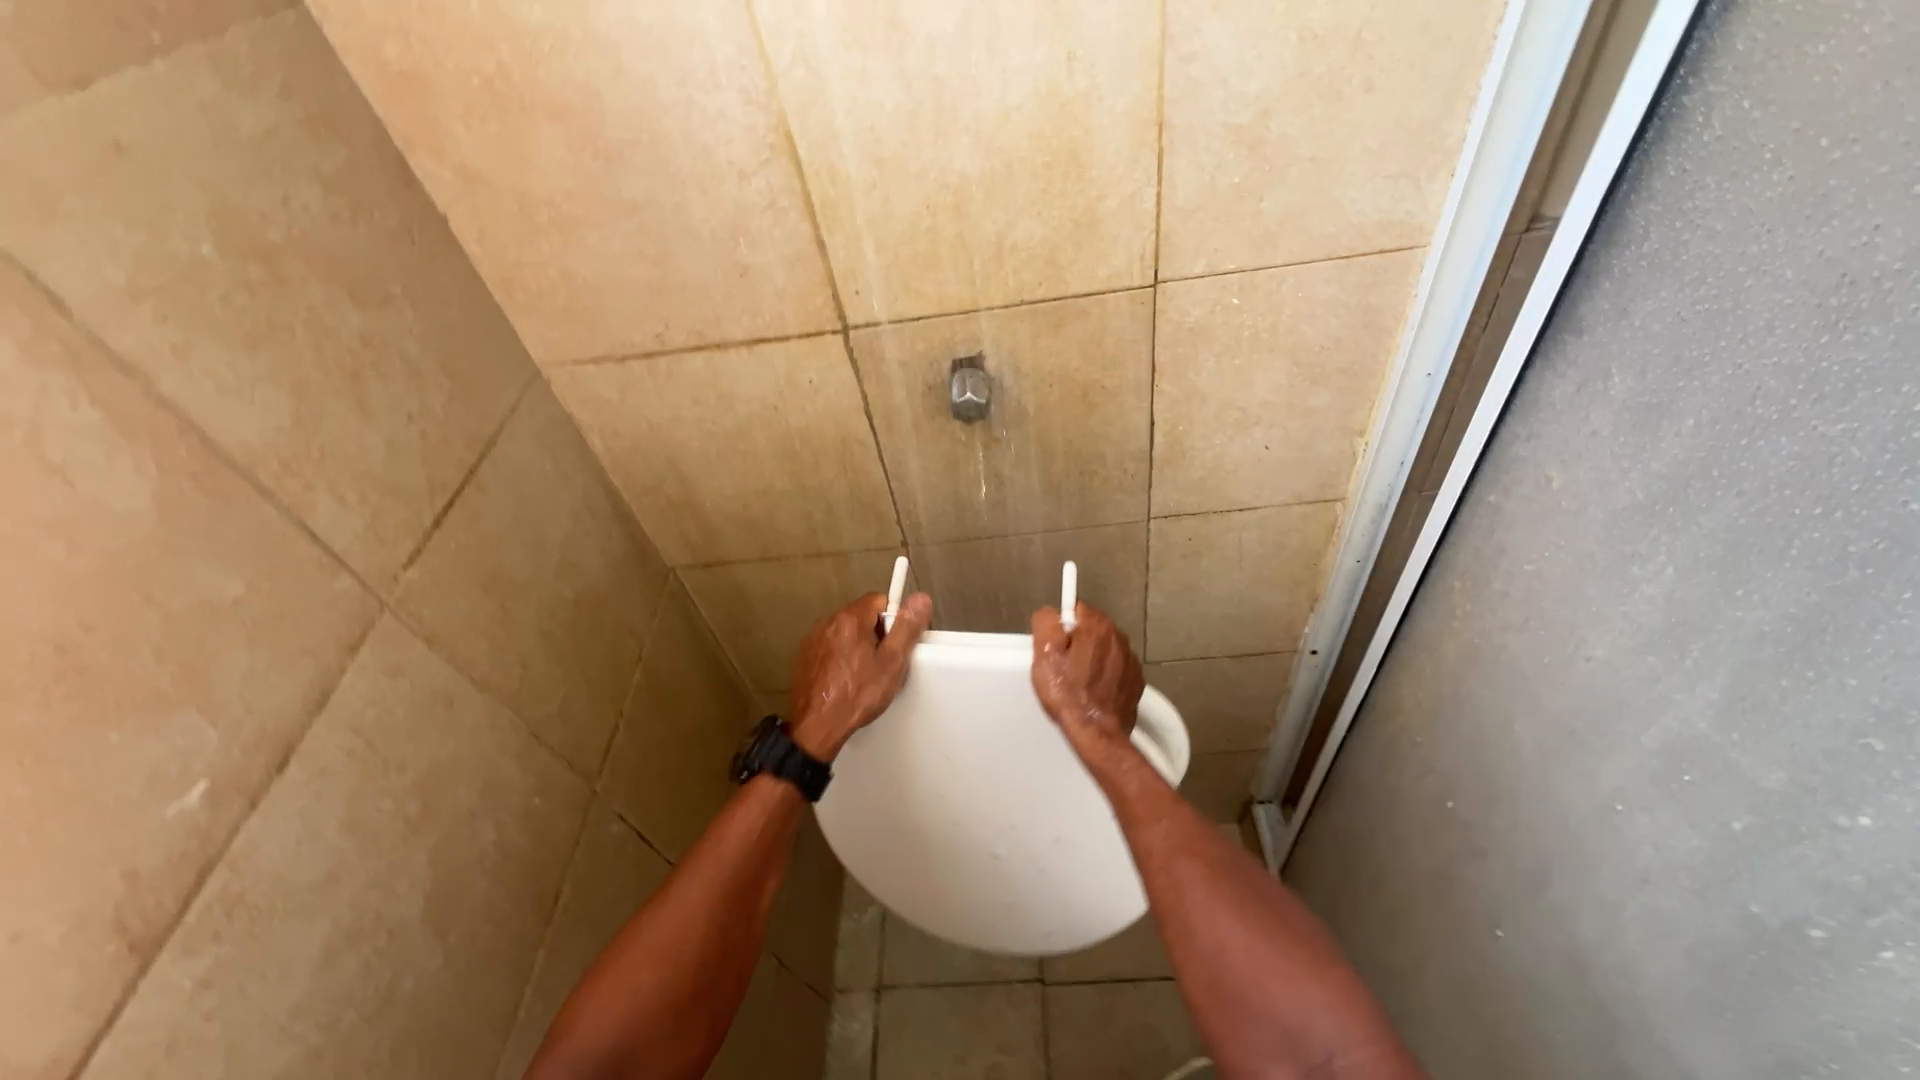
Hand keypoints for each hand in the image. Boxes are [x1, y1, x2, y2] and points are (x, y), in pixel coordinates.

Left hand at [787, 591, 932, 760]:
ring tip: (864, 674)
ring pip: (846, 632)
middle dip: (875, 633)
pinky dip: (840, 656)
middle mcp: (828, 622)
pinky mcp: (805, 655)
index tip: (894, 644)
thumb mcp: (892, 663)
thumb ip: (907, 628)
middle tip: (882, 663)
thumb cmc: (856, 696)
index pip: (879, 599)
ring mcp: (813, 639)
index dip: (893, 619)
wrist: (817, 726)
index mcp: (850, 619)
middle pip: (862, 615)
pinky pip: (830, 646)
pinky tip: (846, 679)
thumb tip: (921, 598)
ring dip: (857, 645)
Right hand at [1030, 603, 1144, 760]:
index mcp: (1097, 625)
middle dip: (1077, 642)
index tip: (1054, 646)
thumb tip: (1051, 613)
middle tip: (1062, 666)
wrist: (1096, 733)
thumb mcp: (1044, 655)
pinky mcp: (1136, 680)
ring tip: (1077, 682)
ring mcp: (1130, 659)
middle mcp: (1119, 636)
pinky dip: (1105, 675)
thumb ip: (1046, 623)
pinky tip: (1093, 691)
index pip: (1075, 608)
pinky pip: (1116, 668)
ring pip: (1104, 648)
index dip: (1060, 626)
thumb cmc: (1067, 693)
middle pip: (1091, 628)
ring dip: (1092, 658)